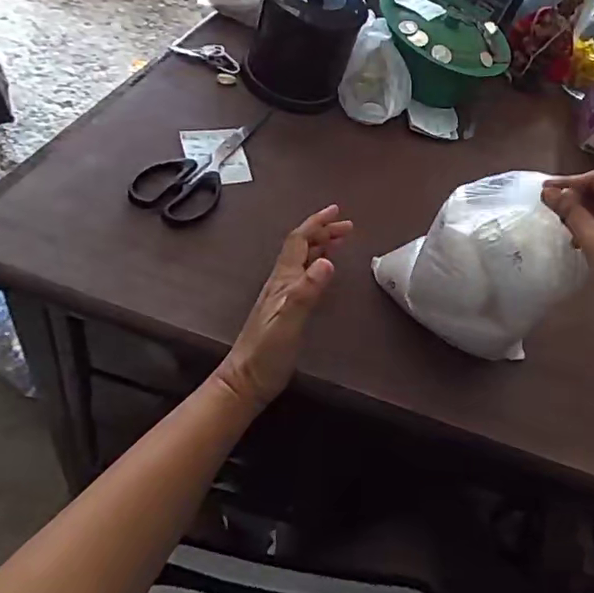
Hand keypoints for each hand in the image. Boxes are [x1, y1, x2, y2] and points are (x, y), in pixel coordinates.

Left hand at [215, 205, 352, 410]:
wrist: (246, 380)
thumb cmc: (266, 352)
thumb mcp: (288, 321)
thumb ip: (306, 291)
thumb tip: (327, 261)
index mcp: (282, 279)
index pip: (299, 241)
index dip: (317, 223)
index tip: (337, 211)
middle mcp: (281, 281)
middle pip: (302, 246)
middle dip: (324, 231)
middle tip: (347, 226)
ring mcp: (282, 294)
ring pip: (303, 259)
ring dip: (321, 245)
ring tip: (340, 239)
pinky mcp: (286, 308)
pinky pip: (304, 275)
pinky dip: (318, 263)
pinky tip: (323, 270)